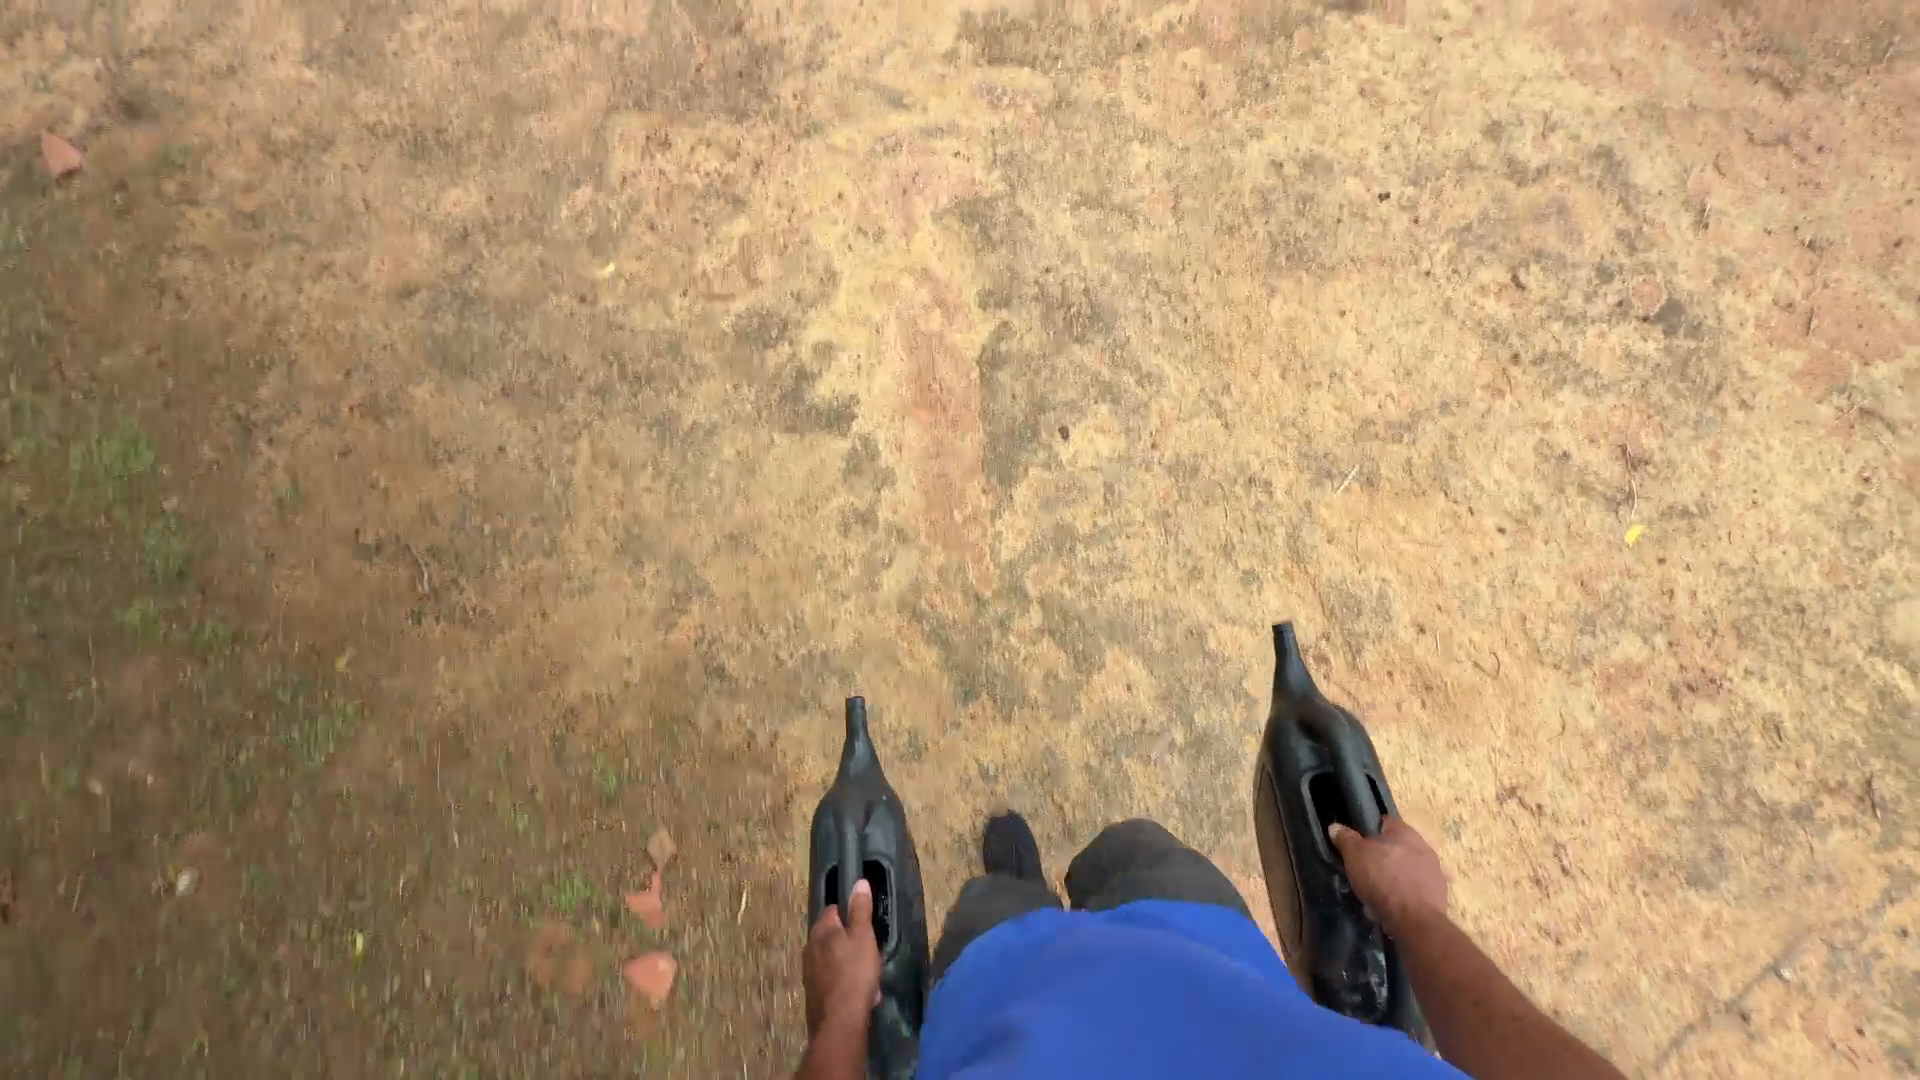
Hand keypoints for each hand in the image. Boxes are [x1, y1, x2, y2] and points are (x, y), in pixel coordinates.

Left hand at [804, 878, 881, 1035]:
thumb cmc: (854, 973)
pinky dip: (846, 983)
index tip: (865, 926)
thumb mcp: (864, 936)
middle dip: (852, 944)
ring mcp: (809, 973)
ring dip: (851, 966)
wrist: (839, 1024)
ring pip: (834, 960)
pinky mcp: (813, 994)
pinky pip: (833, 980)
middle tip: (870, 955)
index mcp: (821, 931)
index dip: (850, 915)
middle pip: (834, 937)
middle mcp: (810, 948)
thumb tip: (858, 882)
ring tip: (870, 980)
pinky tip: (861, 996)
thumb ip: (860, 909)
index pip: (832, 910)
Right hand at [1328, 815, 1447, 933]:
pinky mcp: (1439, 896)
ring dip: (1396, 874)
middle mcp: (1425, 848)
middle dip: (1384, 855)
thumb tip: (1335, 827)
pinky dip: (1405, 893)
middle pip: (1399, 846)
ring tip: (1376, 888)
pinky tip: (1391, 903)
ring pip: (1408, 868)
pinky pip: (1416, 889)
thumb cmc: (1382, 878)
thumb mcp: (1354, 854)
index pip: (1385, 822)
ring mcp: (1435, 873)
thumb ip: (1345, 838)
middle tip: (1365, 866)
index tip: (1358, 842)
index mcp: (1405, 832)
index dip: (1370, 830)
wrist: (1414, 920)